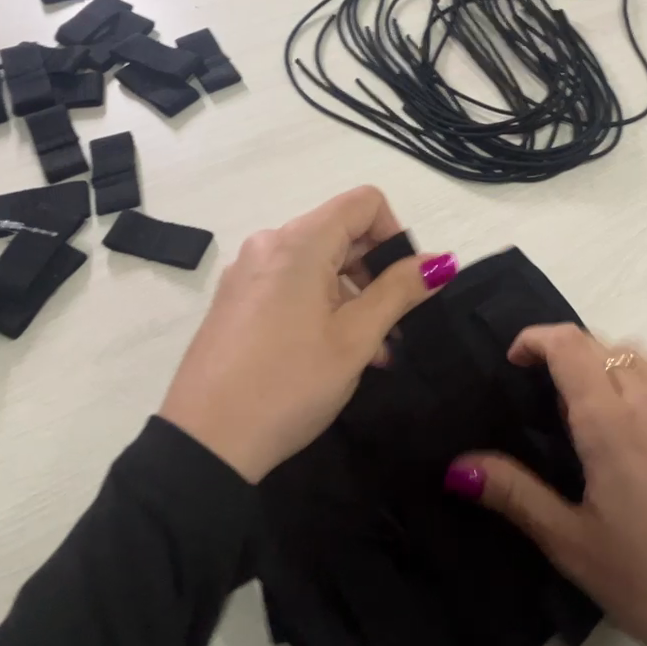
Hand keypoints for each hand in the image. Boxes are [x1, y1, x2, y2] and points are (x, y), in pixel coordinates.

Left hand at [159, 186, 456, 482]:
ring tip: (369, 353)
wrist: (205, 443)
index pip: (363, 203)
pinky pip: (292, 284)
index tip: (405, 284)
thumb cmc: (288, 384)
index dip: (395, 234)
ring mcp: (247, 272)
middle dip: (376, 273)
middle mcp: (269, 244)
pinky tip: (332, 354)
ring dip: (352, 296)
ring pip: (318, 264)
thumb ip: (400, 291)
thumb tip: (441, 260)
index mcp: (298, 242)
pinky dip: (321, 306)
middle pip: (341, 232)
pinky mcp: (236, 300)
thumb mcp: (355, 339)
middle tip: (394, 328)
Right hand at [449, 325, 646, 645]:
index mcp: (610, 421)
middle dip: (562, 352)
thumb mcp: (571, 543)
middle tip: (539, 396)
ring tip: (585, 404)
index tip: (512, 362)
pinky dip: (645, 369)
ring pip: (636, 351)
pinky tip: (638, 411)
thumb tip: (457, 465)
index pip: (569, 344)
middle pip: (599, 342)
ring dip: (602, 359)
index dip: (535, 338)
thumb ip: (514, 494)